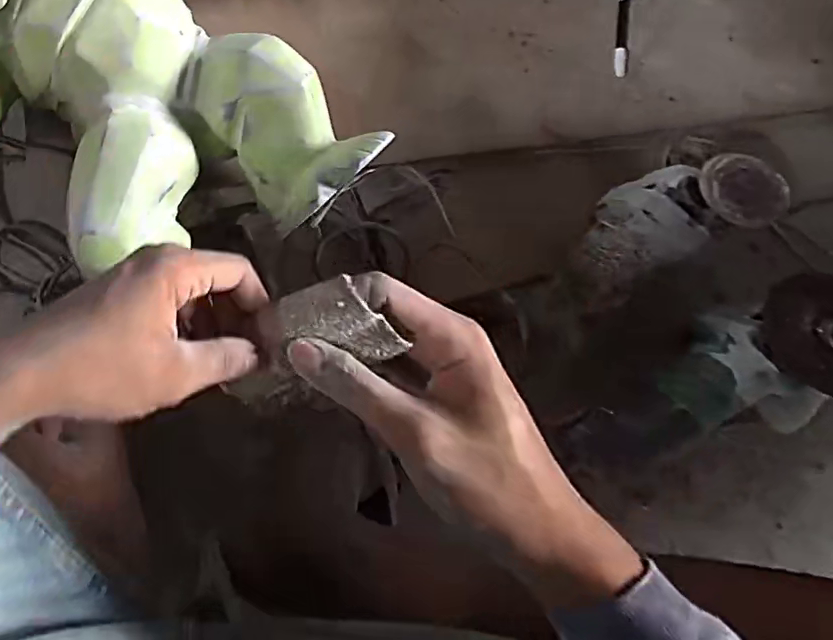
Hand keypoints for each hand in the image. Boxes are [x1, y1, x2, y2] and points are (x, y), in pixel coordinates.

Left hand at [0, 246, 268, 483]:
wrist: (30, 367)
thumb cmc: (105, 369)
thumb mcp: (175, 373)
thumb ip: (225, 358)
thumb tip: (256, 352)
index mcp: (173, 266)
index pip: (239, 270)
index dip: (262, 306)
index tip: (271, 346)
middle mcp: (153, 256)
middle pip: (214, 275)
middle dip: (236, 315)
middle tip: (250, 360)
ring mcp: (130, 270)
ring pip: (188, 287)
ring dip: (209, 321)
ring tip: (219, 365)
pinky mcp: (115, 288)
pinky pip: (163, 295)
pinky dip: (182, 320)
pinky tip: (182, 356)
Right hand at [286, 272, 643, 608]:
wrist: (547, 543)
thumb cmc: (489, 484)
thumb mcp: (416, 433)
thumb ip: (355, 386)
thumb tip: (297, 347)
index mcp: (452, 335)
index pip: (380, 290)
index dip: (334, 299)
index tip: (295, 320)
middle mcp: (445, 337)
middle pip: (375, 308)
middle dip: (330, 320)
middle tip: (285, 335)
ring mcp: (440, 361)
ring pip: (377, 335)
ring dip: (338, 343)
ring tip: (294, 352)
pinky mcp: (432, 386)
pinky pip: (385, 361)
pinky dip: (354, 365)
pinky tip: (324, 375)